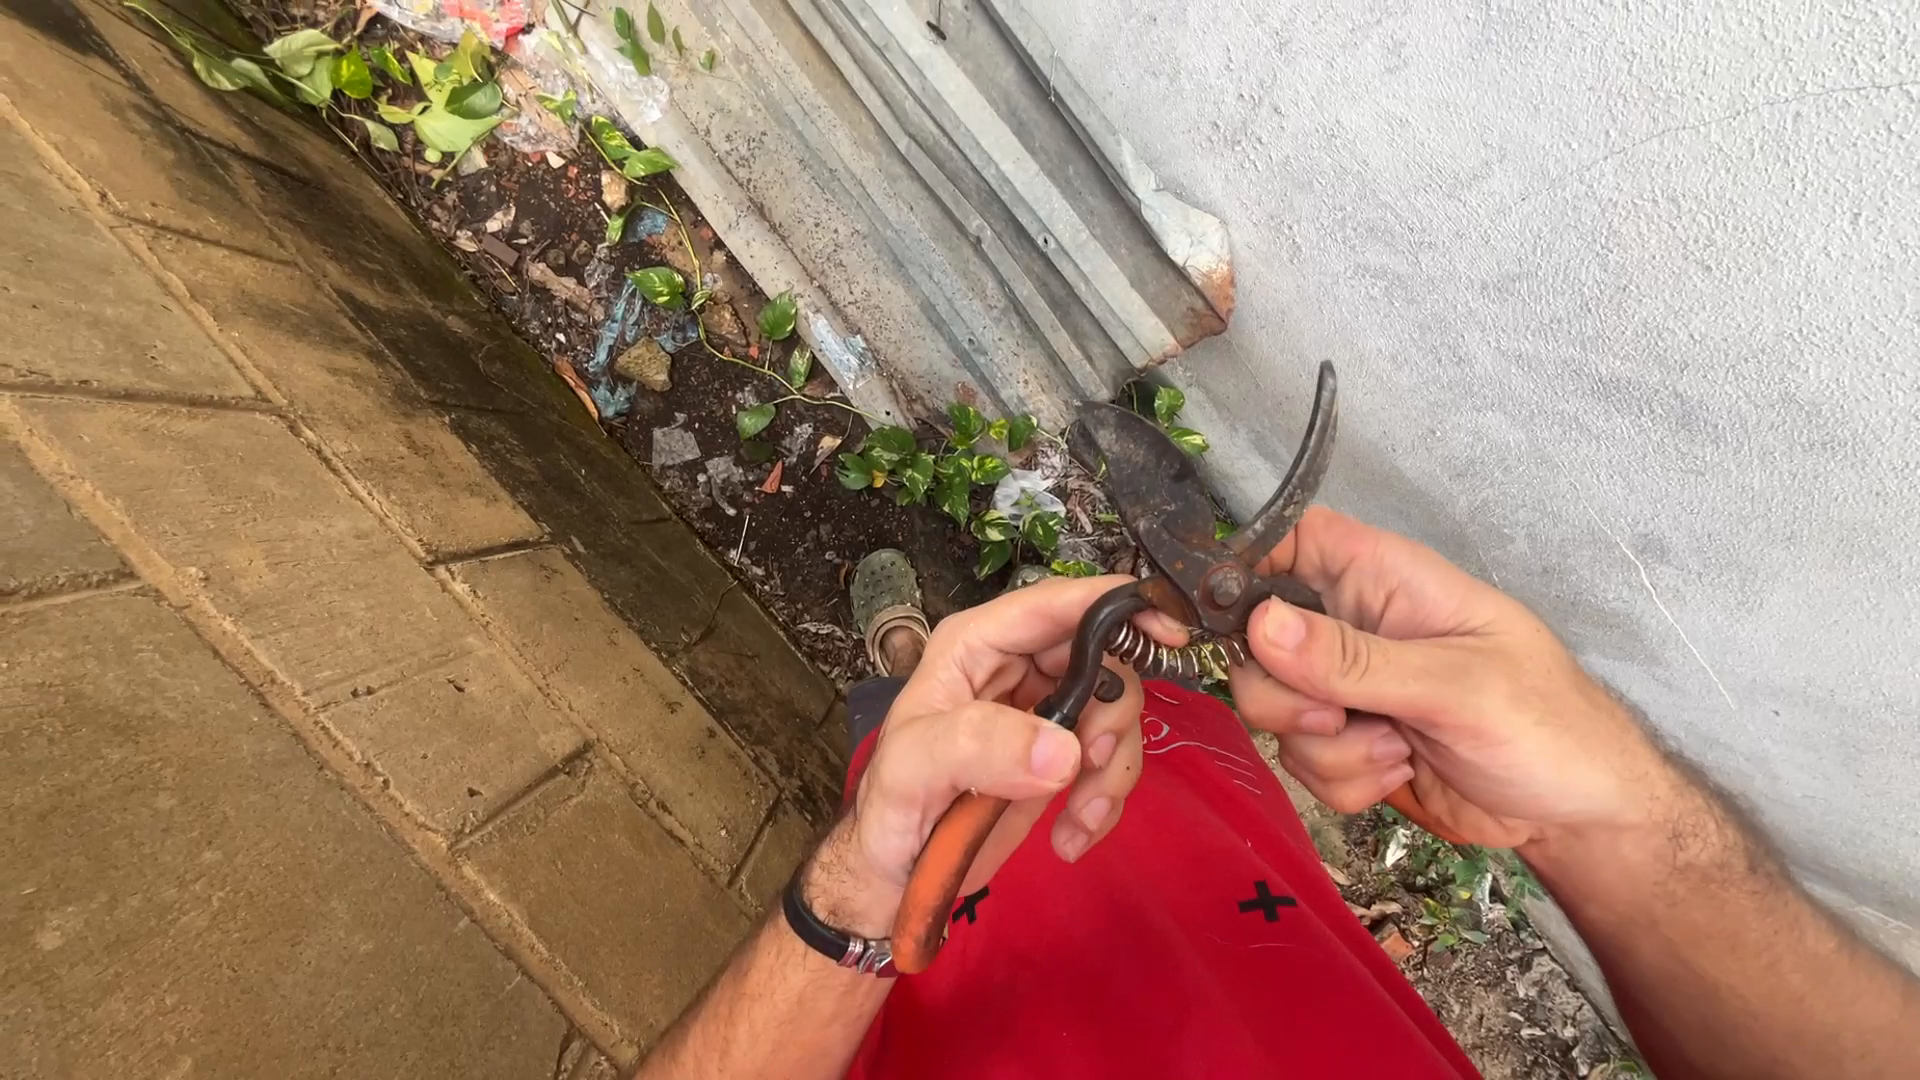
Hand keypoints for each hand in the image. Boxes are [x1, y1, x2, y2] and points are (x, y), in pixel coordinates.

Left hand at [802, 576, 1184, 935]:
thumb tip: (1063, 751)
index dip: (1115, 605)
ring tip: (1078, 817)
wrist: (898, 871)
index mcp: (977, 644)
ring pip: (1116, 710)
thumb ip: (980, 747)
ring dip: (1112, 768)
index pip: (1054, 603)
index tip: (1168, 633)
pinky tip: (1072, 835)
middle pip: (1101, 657)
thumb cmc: (891, 805)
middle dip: (1111, 714)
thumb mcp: (916, 767)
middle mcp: (1016, 666)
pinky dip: (1105, 800)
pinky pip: (1112, 759)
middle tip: (1093, 764)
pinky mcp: (1060, 754)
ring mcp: (1043, 709)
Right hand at [1228, 507, 1675, 848]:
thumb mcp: (1458, 686)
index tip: (1223, 614)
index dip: (1242, 562)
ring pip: (1267, 705)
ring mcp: (1335, 686)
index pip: (1286, 538)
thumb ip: (1356, 659)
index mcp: (1377, 578)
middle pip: (1252, 638)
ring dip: (1325, 747)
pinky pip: (1294, 757)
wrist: (1579, 821)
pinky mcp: (1336, 740)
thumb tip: (1260, 625)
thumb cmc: (1548, 725)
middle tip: (1334, 715)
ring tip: (1396, 751)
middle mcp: (1343, 624)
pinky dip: (1340, 780)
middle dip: (1283, 692)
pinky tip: (1397, 774)